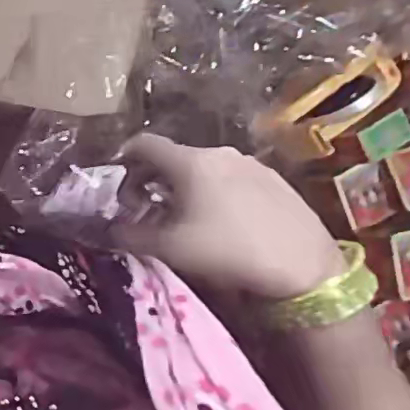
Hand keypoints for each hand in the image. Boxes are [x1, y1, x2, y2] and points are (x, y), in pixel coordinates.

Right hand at [114, 135, 348, 300]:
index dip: (123, 159)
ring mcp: (250, 163)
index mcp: (189, 161)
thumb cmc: (226, 251)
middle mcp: (219, 152)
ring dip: (184, 187)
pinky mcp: (273, 179)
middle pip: (174, 156)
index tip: (116, 183)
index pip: (144, 144)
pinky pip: (231, 177)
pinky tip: (221, 221)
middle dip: (152, 179)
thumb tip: (107, 229)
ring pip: (204, 168)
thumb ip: (130, 235)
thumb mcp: (168, 248)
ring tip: (184, 218)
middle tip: (145, 208)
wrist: (303, 265)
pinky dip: (214, 191)